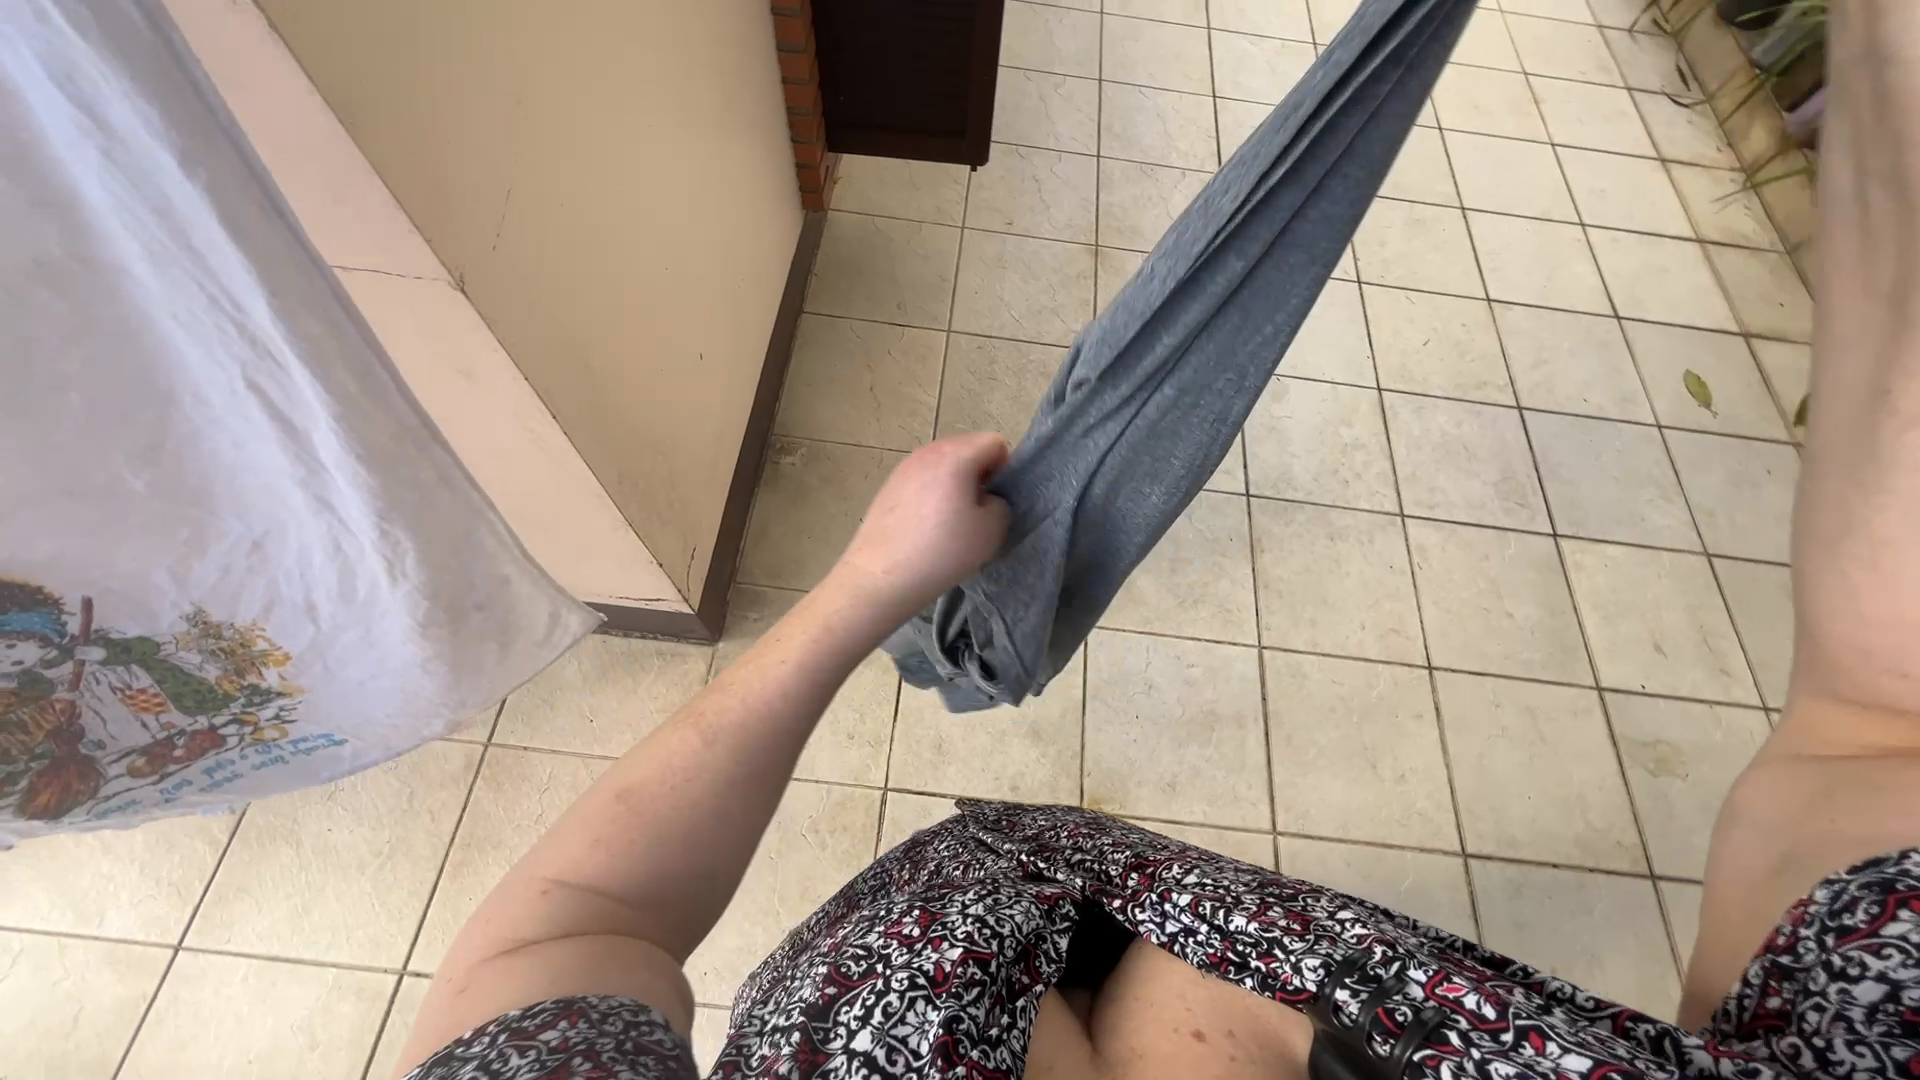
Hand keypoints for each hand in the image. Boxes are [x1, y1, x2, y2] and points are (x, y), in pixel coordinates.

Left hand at [828, 432, 1011, 623]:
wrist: (881, 577)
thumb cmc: (941, 551)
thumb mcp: (992, 531)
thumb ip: (1001, 504)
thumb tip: (986, 498)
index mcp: (955, 454)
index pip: (995, 442)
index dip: (1004, 471)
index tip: (995, 502)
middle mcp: (927, 451)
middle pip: (968, 449)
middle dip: (979, 476)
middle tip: (976, 514)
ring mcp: (903, 467)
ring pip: (944, 466)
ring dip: (955, 486)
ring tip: (950, 524)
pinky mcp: (888, 487)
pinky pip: (923, 480)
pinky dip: (932, 495)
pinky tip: (925, 528)